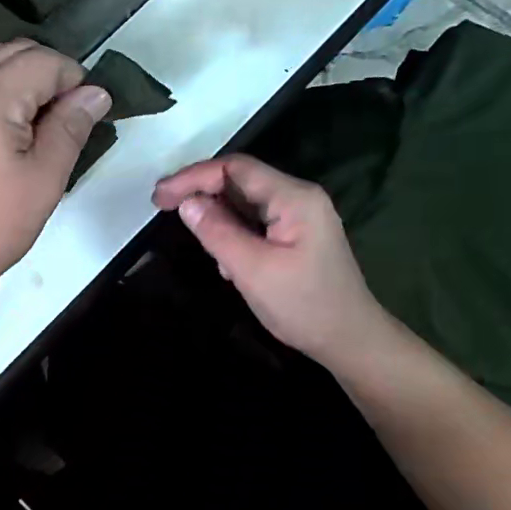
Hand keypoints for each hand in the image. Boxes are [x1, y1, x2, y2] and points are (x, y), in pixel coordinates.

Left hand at [0, 39, 110, 304]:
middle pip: (14, 49)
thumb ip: (71, 126)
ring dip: (21, 71)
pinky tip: (11, 121)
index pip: (43, 61)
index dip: (74, 80)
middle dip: (50, 71)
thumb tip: (95, 93)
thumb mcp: (46, 177)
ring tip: (40, 113)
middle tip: (67, 114)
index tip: (85, 113)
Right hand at [152, 154, 392, 364]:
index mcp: (294, 197)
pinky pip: (256, 221)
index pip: (235, 168)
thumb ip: (217, 233)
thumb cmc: (304, 306)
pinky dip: (234, 233)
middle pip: (240, 180)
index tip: (160, 197)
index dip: (193, 177)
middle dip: (201, 193)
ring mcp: (300, 216)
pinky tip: (226, 261)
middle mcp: (299, 197)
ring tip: (198, 241)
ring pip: (246, 202)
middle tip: (163, 208)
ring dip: (218, 216)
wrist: (351, 341)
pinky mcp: (297, 235)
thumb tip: (186, 203)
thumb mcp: (253, 271)